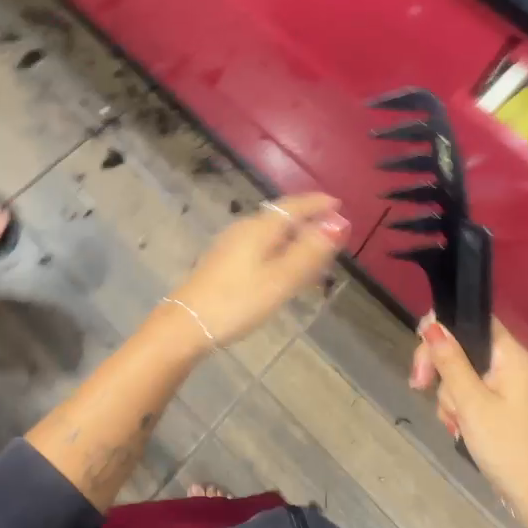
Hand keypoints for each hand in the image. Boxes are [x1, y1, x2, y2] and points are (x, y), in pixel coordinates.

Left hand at [164, 193, 347, 348]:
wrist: (187, 324)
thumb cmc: (238, 301)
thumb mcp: (281, 279)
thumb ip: (310, 252)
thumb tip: (339, 223)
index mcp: (260, 228)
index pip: (293, 206)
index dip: (317, 204)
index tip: (338, 204)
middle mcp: (245, 228)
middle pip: (281, 216)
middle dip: (307, 219)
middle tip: (331, 230)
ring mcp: (231, 243)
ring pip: (270, 232)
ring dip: (293, 235)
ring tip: (313, 249)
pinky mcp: (224, 260)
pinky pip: (260, 244)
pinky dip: (279, 248)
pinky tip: (282, 266)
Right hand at [410, 315, 527, 516]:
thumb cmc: (506, 446)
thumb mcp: (471, 403)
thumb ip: (450, 361)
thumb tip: (431, 323)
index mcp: (509, 354)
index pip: (471, 318)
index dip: (443, 327)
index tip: (421, 351)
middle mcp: (508, 362)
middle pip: (461, 346)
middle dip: (438, 367)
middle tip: (419, 385)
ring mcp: (504, 385)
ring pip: (460, 372)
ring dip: (448, 395)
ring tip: (454, 421)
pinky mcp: (499, 404)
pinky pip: (468, 392)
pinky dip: (458, 407)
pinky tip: (457, 427)